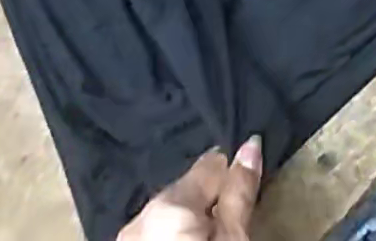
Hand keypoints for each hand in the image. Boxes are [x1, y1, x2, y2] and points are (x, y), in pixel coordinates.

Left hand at [118, 138, 262, 240]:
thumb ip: (239, 193)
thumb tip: (252, 143)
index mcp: (167, 203)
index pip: (210, 164)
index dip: (232, 164)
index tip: (249, 164)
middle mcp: (138, 214)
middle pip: (185, 188)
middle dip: (207, 191)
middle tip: (231, 200)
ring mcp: (124, 237)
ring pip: (166, 211)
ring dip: (187, 211)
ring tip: (210, 220)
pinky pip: (151, 229)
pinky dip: (167, 228)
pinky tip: (185, 234)